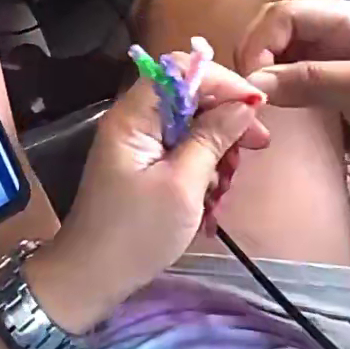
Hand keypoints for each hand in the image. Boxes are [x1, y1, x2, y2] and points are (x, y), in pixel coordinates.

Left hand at [28, 58, 269, 332]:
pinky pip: (180, 152)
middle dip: (225, 120)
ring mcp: (137, 145)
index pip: (178, 72)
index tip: (257, 107)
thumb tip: (243, 105)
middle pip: (188, 98)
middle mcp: (133, 122)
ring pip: (189, 127)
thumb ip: (211, 140)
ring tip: (228, 184)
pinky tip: (212, 198)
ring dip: (216, 150)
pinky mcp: (142, 167)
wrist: (91, 277)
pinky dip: (202, 169)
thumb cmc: (135, 233)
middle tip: (258, 147)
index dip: (221, 81)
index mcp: (133, 117)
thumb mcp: (182, 186)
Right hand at [238, 0, 349, 196]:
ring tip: (260, 122)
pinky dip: (286, 111)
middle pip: (278, 41)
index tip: (250, 88)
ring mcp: (344, 71)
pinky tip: (283, 132)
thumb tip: (248, 85)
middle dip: (256, 67)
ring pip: (285, 70)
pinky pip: (302, 98)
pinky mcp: (346, 103)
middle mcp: (342, 39)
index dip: (257, 45)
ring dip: (268, 91)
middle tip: (249, 107)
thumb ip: (311, 80)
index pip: (282, 16)